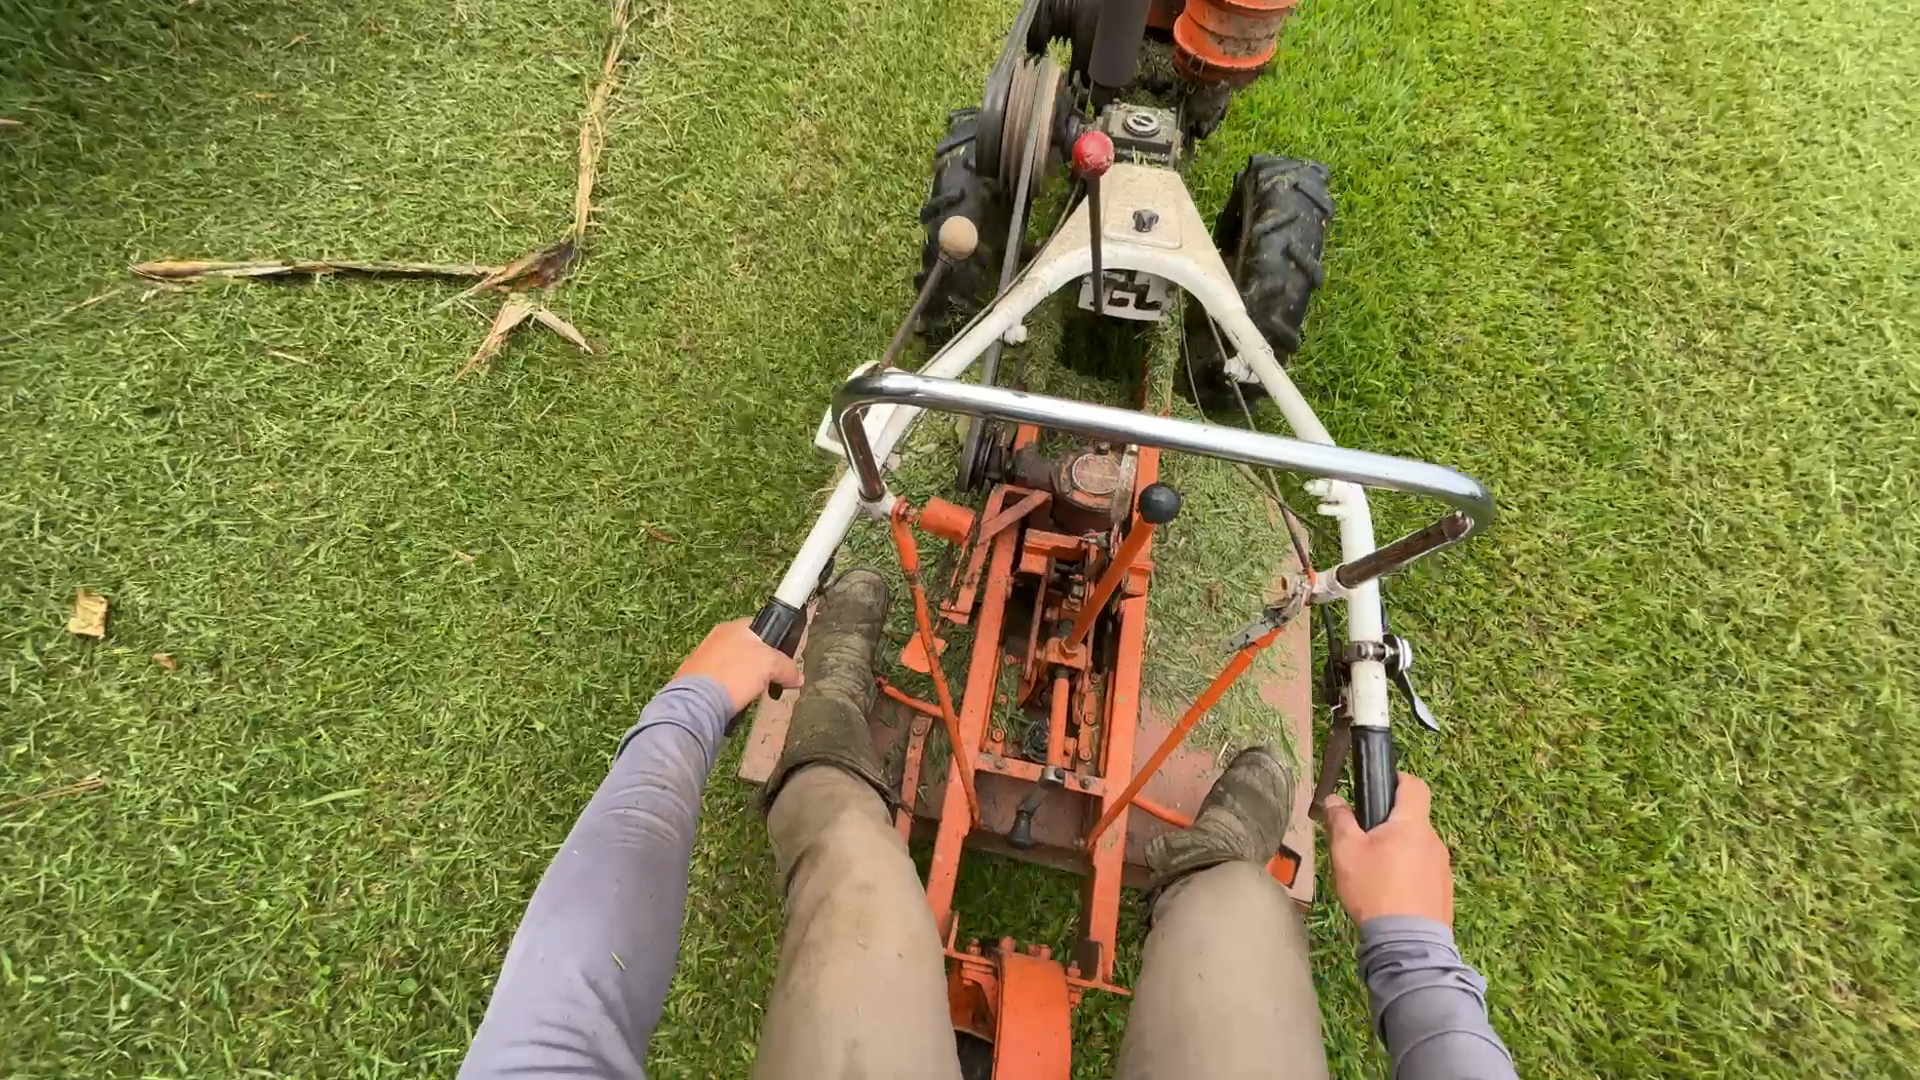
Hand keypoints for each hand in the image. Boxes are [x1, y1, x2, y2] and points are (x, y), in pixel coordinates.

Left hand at [674, 619, 802, 712]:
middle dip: (760, 664)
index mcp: (734, 627)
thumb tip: (797, 677)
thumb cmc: (734, 674)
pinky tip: (733, 700)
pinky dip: (728, 689)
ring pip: (733, 665)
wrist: (696, 703)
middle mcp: (716, 638)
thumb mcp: (771, 665)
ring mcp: (702, 657)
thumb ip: (788, 667)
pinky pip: (719, 680)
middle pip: (748, 648)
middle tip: (769, 678)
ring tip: (751, 693)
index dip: (775, 641)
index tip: (782, 658)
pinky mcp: (693, 678)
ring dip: (744, 678)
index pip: (761, 627)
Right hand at [1322, 772, 1453, 926]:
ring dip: (1396, 848)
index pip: (1414, 785)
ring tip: (1371, 868)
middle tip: (1360, 837)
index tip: (1378, 785)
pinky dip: (1406, 870)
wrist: (1408, 944)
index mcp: (1411, 825)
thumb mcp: (1346, 850)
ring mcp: (1442, 868)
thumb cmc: (1374, 887)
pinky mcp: (1443, 892)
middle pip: (1411, 818)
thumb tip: (1335, 800)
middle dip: (1387, 822)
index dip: (1397, 778)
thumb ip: (1340, 819)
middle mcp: (1433, 842)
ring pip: (1416, 845)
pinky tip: (1387, 889)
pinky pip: (1422, 869)